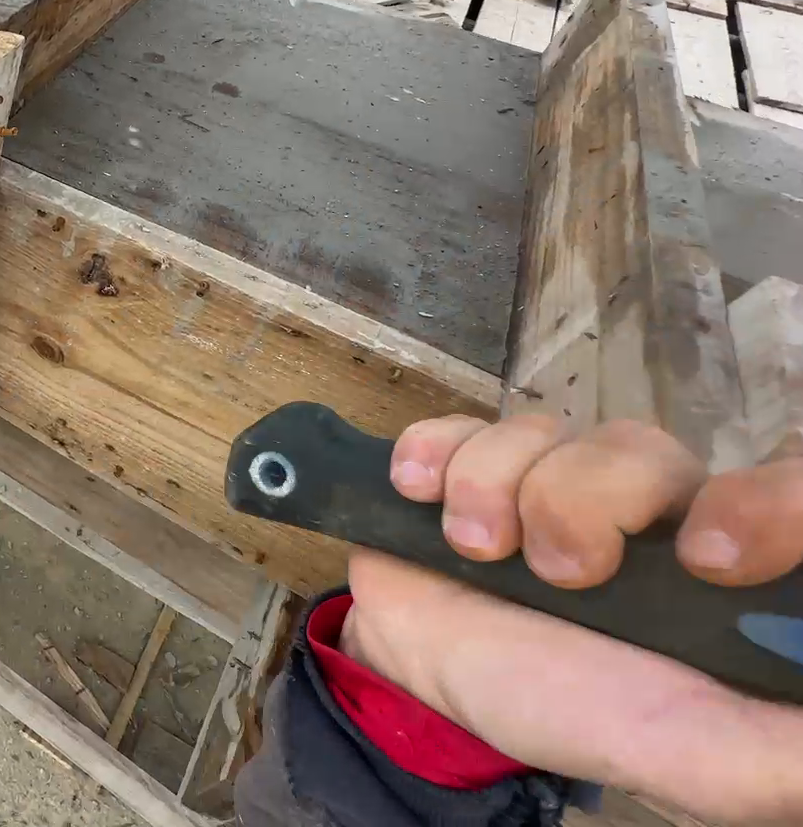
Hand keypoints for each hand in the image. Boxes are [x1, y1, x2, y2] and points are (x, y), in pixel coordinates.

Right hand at [337, 415, 802, 824]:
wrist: (418, 668)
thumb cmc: (554, 708)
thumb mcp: (689, 758)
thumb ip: (777, 752)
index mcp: (714, 567)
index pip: (789, 490)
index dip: (768, 501)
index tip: (708, 562)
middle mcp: (640, 507)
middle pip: (637, 448)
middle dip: (576, 503)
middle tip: (550, 571)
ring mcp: (541, 473)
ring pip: (536, 431)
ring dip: (486, 485)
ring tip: (468, 547)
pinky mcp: (461, 457)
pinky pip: (455, 422)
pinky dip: (429, 450)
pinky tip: (415, 489)